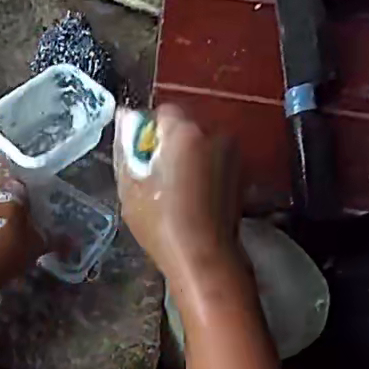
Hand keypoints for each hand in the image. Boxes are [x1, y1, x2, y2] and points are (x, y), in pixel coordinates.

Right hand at [114, 105, 244, 288]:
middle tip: (154, 178)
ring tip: (173, 192)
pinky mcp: (241, 173)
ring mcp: (233, 153)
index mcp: (185, 133)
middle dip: (168, 146)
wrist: (204, 256)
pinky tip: (192, 199)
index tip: (140, 159)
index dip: (147, 133)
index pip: (162, 112)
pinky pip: (214, 161)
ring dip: (186, 159)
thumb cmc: (161, 223)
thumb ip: (126, 148)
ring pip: (201, 145)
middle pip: (185, 128)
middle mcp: (215, 133)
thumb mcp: (130, 188)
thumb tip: (126, 119)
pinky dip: (202, 172)